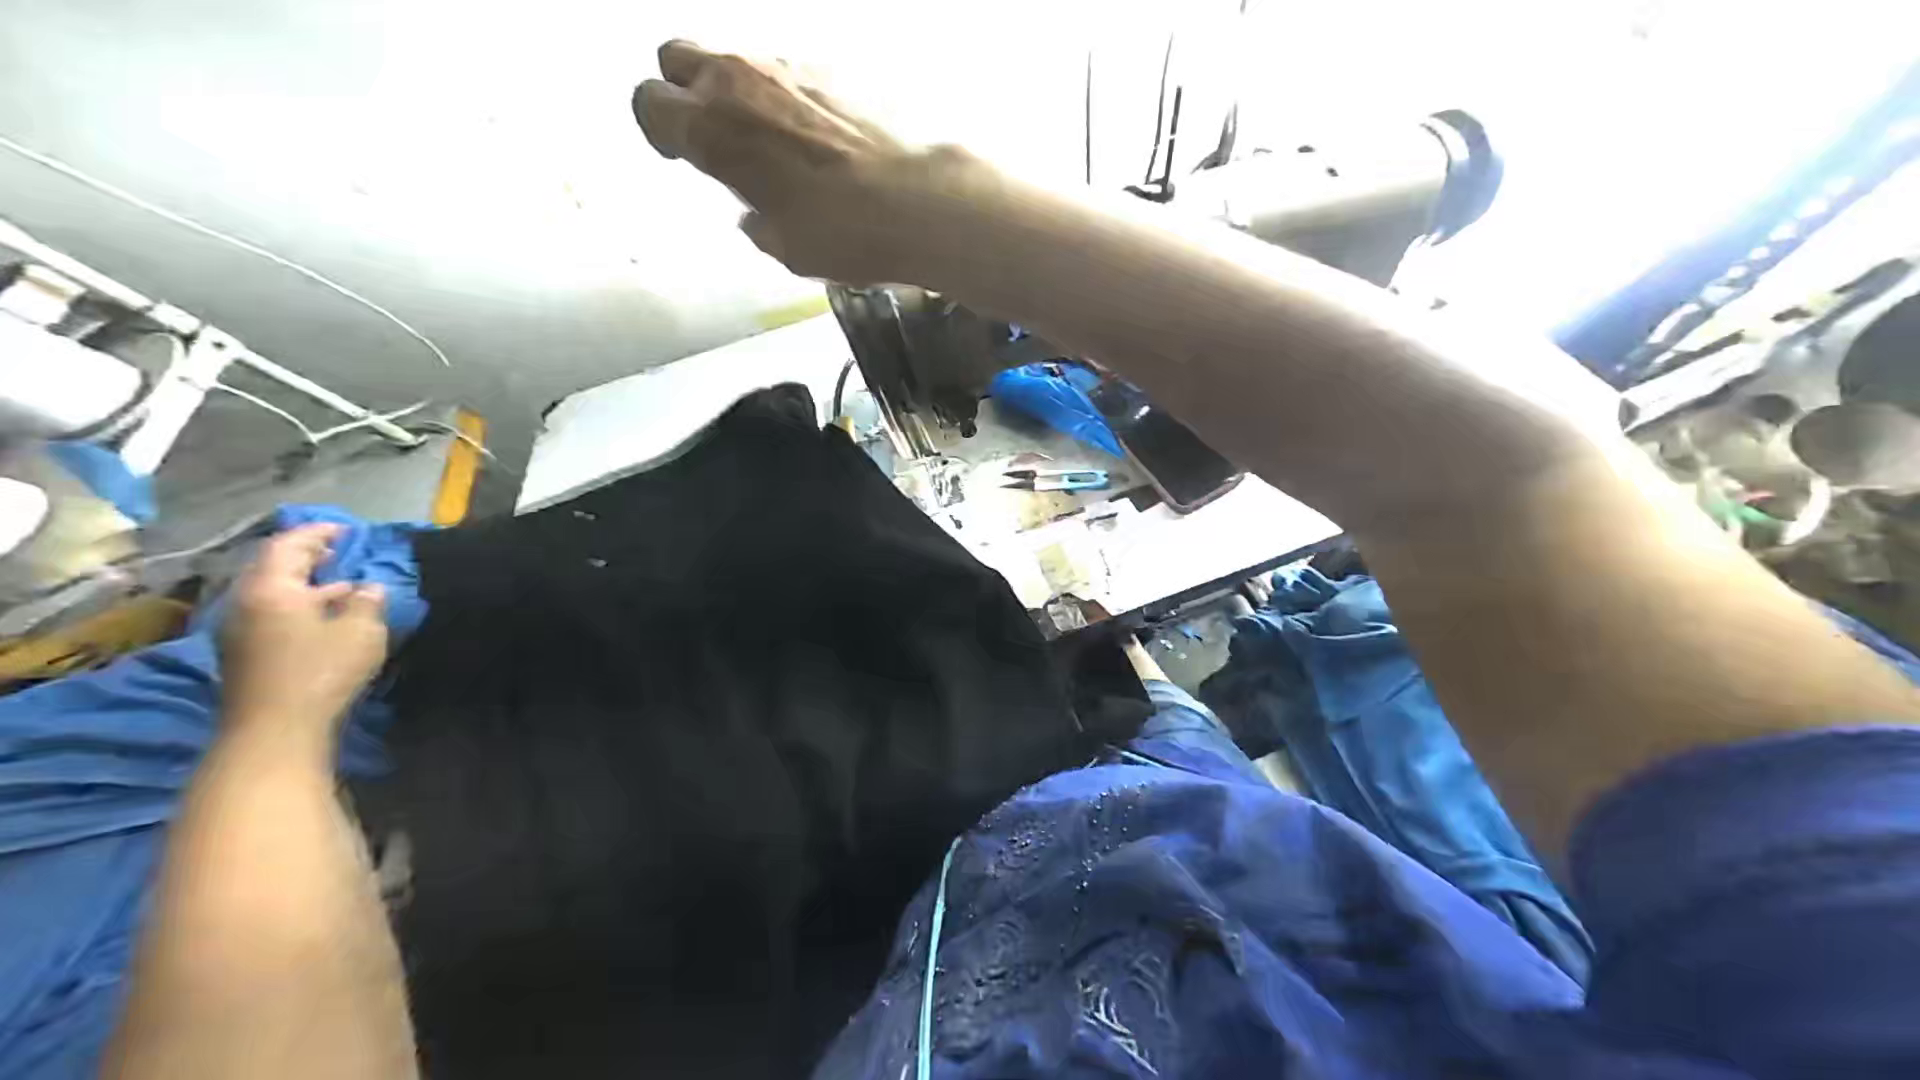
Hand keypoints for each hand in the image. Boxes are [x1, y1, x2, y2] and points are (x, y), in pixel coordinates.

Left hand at [218, 524, 388, 743]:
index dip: (317, 532)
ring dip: (306, 583)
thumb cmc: (321, 670)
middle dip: (307, 555)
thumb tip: (368, 588)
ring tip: (342, 583)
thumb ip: (367, 602)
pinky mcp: (247, 652)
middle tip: (339, 549)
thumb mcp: (361, 630)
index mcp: (270, 589)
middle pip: (273, 568)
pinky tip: (327, 614)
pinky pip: (273, 613)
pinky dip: (300, 604)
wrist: (274, 728)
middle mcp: (246, 603)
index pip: (288, 545)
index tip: (346, 529)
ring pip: (273, 593)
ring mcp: (241, 630)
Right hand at [632, 39, 994, 284]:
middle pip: (679, 56)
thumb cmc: (845, 236)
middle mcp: (740, 81)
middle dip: (686, 90)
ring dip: (739, 90)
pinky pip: (789, 69)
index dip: (660, 130)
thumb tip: (754, 212)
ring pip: (736, 56)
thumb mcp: (785, 248)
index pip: (650, 103)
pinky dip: (787, 94)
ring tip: (769, 137)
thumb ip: (756, 220)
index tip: (681, 154)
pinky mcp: (834, 67)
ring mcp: (788, 65)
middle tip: (715, 134)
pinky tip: (816, 135)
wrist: (921, 203)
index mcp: (713, 128)